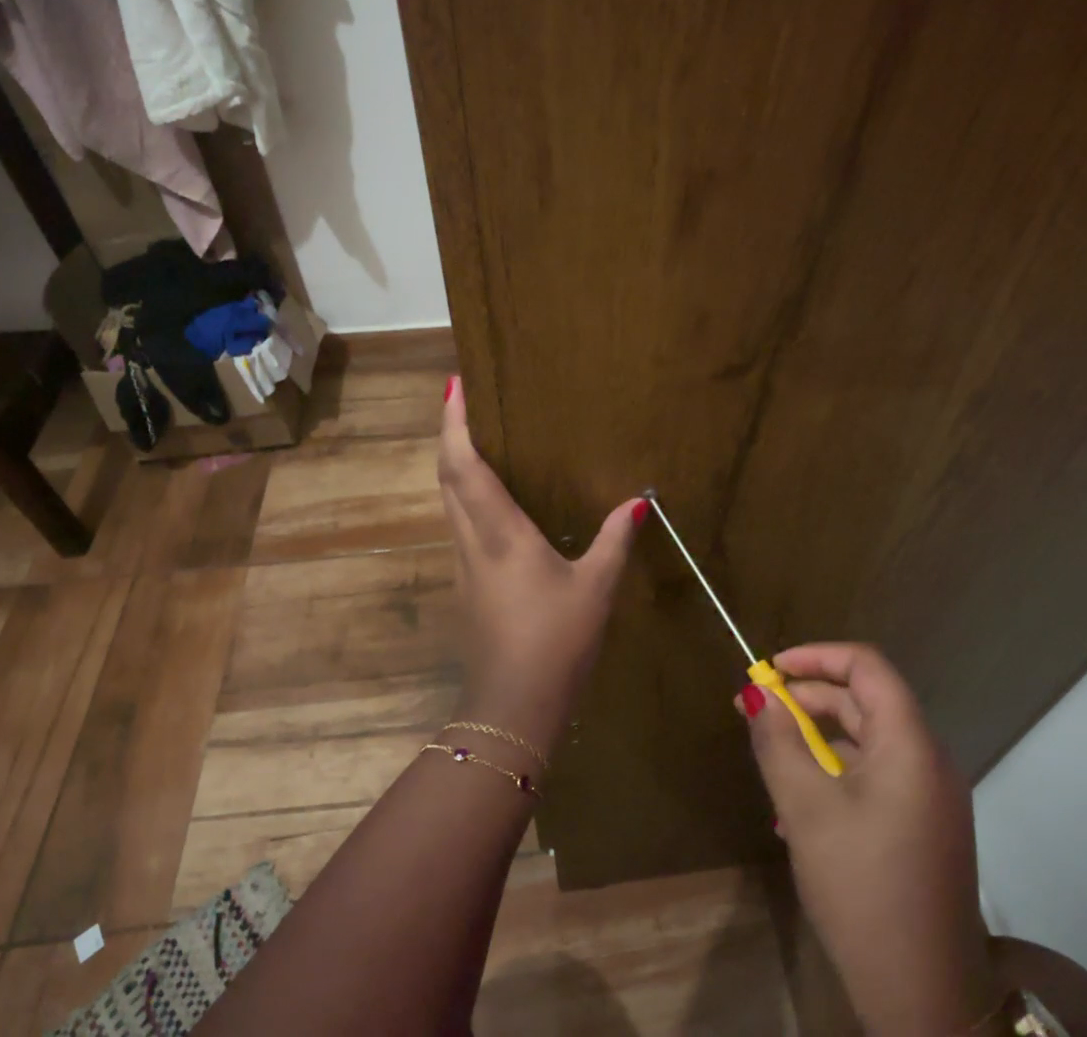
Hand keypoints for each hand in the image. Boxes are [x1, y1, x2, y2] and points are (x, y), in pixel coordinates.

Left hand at [439, 376, 641, 753]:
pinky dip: (465, 497)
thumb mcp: (596, 587)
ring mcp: (464, 565)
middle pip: (446, 476)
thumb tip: (640, 501)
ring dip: (455, 465)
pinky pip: (459, 526)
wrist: (514, 702)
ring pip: (448, 502)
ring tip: (478, 440)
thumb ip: (616, 540)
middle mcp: (472, 541)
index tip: (454, 385)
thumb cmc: (557, 640)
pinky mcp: (467, 585)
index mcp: (500, 533)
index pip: (465, 465)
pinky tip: (491, 501)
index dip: (454, 423)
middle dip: (449, 434)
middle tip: (464, 401)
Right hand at [738, 643, 999, 1035]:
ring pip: (869, 744)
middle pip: (867, 703)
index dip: (816, 657)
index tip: (768, 670)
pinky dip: (836, 776)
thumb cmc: (861, 886)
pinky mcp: (924, 827)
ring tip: (770, 761)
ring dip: (818, 741)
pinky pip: (877, 779)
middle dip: (809, 700)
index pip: (868, 667)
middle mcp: (929, 760)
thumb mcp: (806, 810)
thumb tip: (755, 693)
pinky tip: (797, 809)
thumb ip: (778, 743)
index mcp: (910, 745)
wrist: (924, 987)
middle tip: (755, 715)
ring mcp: (931, 797)